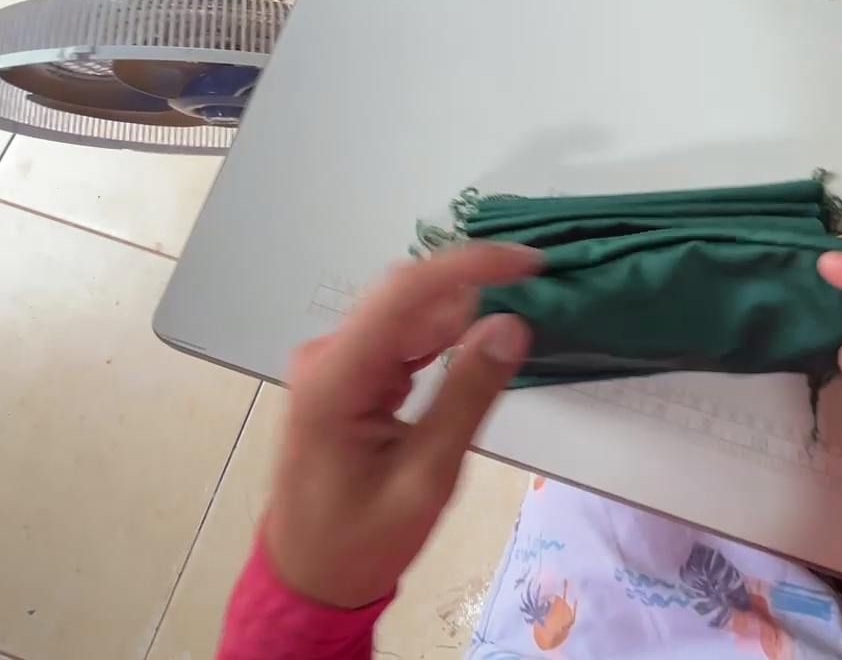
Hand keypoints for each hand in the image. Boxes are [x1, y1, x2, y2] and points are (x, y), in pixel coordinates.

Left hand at [266, 243, 538, 607]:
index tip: (529, 263)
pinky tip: (472, 352)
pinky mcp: (349, 369)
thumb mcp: (427, 478)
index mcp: (335, 377)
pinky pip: (403, 335)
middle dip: (473, 290)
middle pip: (410, 297)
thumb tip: (511, 323)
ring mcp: (336, 358)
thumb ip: (468, 397)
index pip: (405, 292)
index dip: (470, 265)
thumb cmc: (362, 541)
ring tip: (507, 332)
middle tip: (533, 299)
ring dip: (462, 316)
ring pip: (411, 313)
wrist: (308, 579)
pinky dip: (443, 337)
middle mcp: (329, 352)